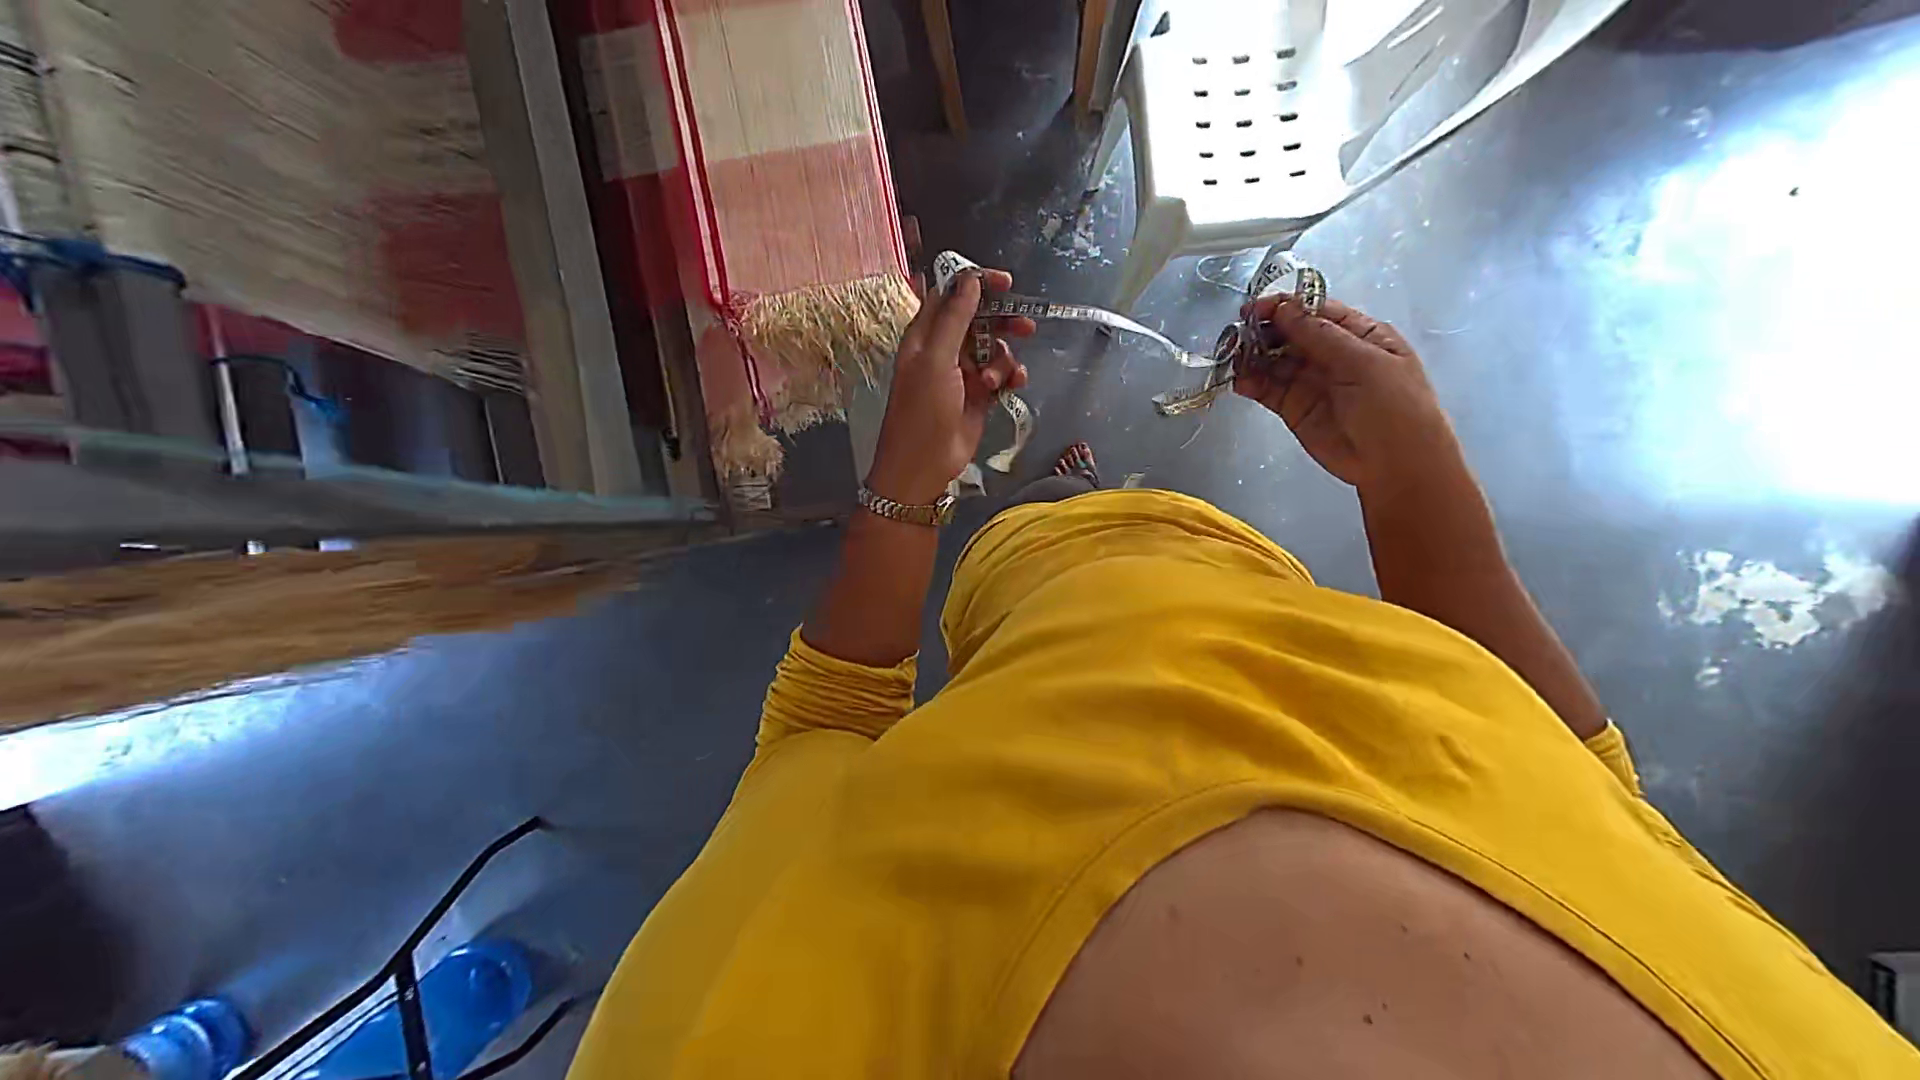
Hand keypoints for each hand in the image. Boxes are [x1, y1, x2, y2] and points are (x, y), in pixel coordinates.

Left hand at [867, 268, 1033, 503]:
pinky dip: (1010, 377)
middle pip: (980, 319)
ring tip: (995, 381)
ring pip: (995, 348)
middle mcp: (945, 349)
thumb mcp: (936, 359)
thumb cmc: (922, 410)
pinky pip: (1002, 374)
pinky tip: (1012, 386)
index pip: (952, 295)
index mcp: (926, 335)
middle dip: (1002, 321)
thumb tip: (969, 280)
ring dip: (1004, 359)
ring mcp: (963, 373)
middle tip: (1024, 326)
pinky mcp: (980, 395)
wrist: (924, 464)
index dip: (976, 284)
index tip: (1005, 284)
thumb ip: (954, 318)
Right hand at [1233, 294, 1461, 495]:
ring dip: (1253, 357)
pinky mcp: (1294, 408)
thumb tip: (1284, 308)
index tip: (1254, 309)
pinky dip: (1252, 384)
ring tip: (1234, 359)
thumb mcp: (1363, 363)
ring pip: (1274, 361)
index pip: (1316, 312)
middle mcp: (1332, 355)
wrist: (1395, 463)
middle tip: (1238, 335)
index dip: (1285, 308)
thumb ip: (1320, 336)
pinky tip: (1241, 382)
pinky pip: (1268, 390)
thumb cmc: (1393, 406)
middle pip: (1290, 334)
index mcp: (1358, 335)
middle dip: (1264, 331)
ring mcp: (1311, 382)